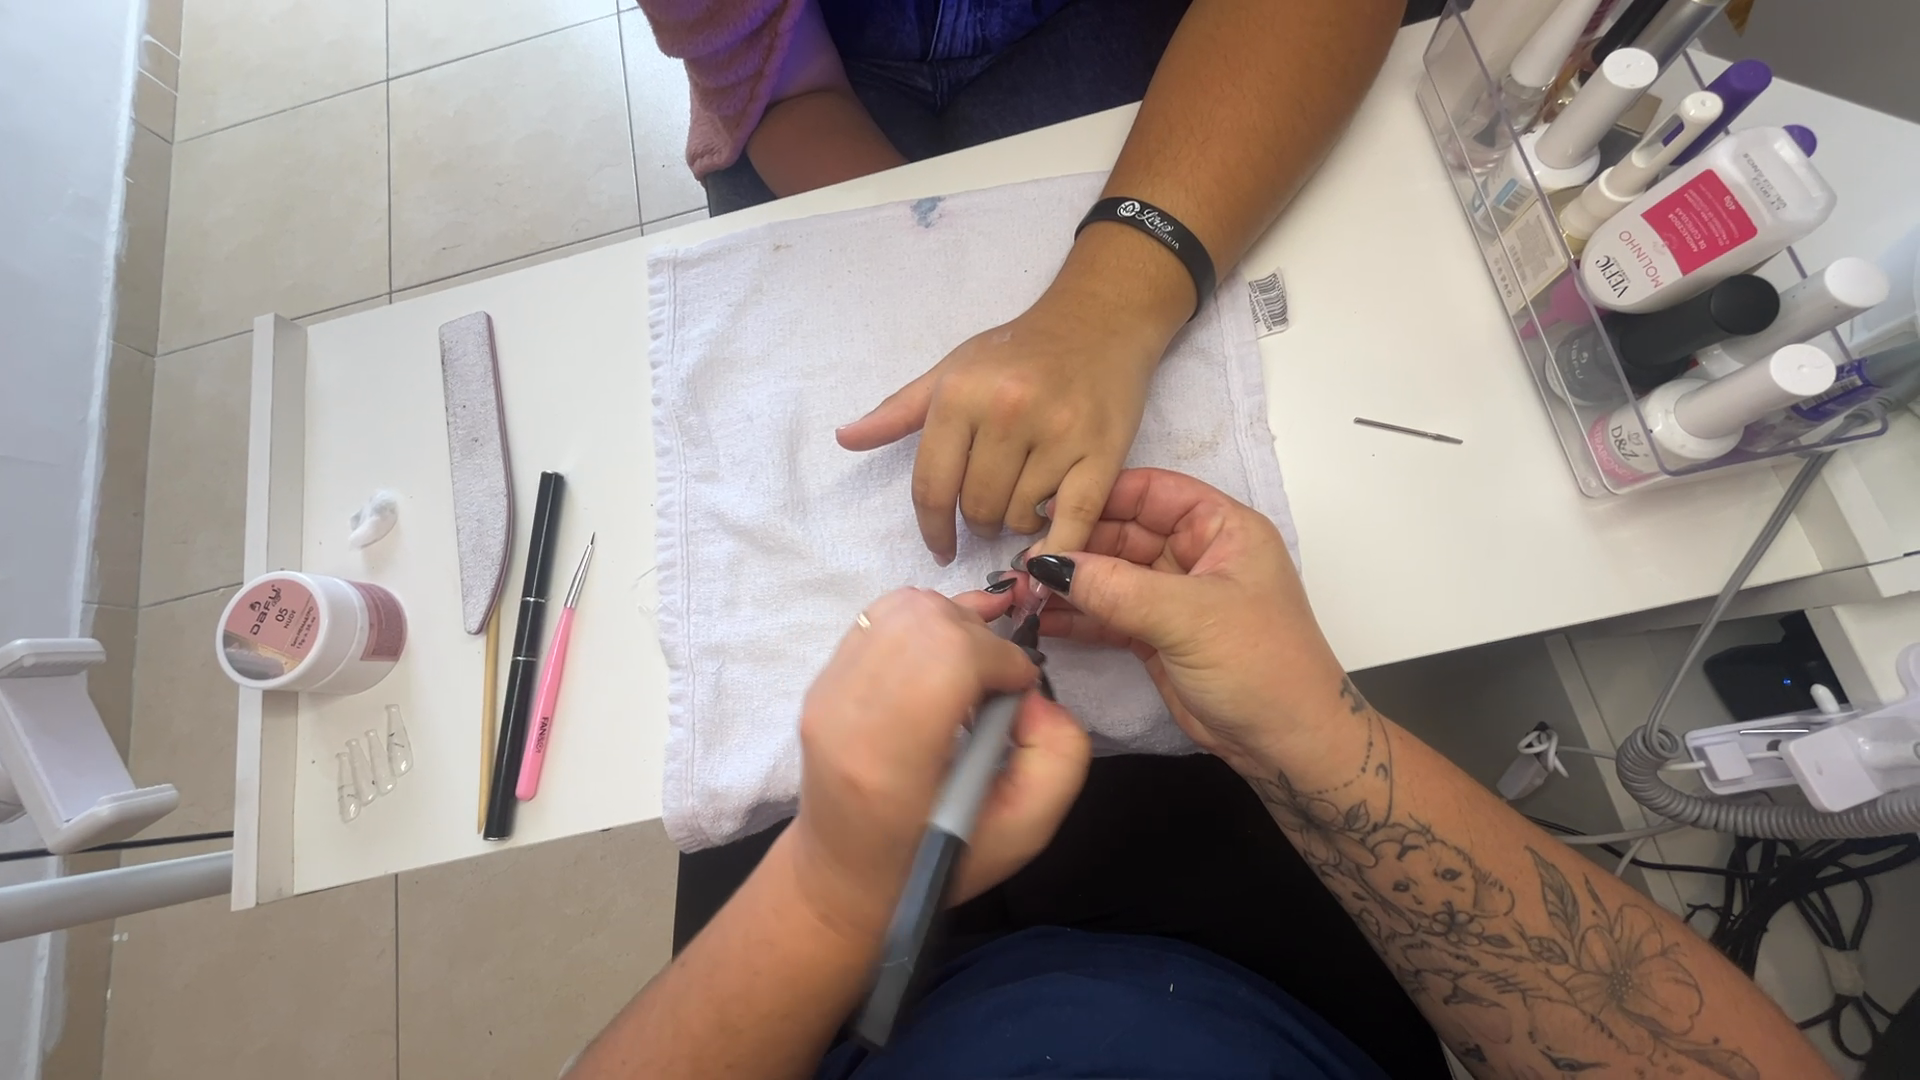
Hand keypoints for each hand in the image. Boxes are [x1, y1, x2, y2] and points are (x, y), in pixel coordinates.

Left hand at [786, 587, 1089, 944]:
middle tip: (997, 680)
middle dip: (982, 637)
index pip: (948, 658)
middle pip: (927, 621)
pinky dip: (925, 618)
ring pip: (904, 606)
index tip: (1019, 689)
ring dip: (954, 621)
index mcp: (889, 762)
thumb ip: (1058, 755)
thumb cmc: (934, 862)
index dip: (1000, 658)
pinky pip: (882, 614)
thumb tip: (1032, 691)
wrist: (842, 873)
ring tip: (974, 662)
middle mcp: (845, 713)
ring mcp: (826, 690)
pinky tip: (945, 649)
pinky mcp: (822, 677)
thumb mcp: (1023, 831)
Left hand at [835, 288, 1172, 564]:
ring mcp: (1058, 433)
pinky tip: (1044, 556)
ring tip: (1026, 500)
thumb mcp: (951, 371)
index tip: (941, 549)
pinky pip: (1071, 521)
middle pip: (976, 508)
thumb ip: (898, 411)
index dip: (932, 529)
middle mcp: (1007, 413)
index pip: (932, 487)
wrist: (1098, 322)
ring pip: (1019, 518)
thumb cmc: (1018, 351)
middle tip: (990, 511)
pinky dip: (1054, 546)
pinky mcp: (1103, 452)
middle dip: (978, 522)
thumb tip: (845, 438)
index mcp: (960, 396)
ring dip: (1017, 524)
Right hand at [1018, 468, 1349, 773]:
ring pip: (1107, 575)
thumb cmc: (1261, 666)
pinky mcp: (1152, 633)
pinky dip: (1073, 616)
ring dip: (1067, 583)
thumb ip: (1116, 588)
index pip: (1150, 492)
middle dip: (1074, 547)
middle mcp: (1194, 554)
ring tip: (1021, 590)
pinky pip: (1104, 613)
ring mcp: (1170, 595)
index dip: (1100, 496)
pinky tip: (1038, 618)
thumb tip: (1049, 566)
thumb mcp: (1190, 617)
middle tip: (1024, 562)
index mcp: (1220, 528)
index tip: (1049, 509)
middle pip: (1121, 532)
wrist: (1287, 746)